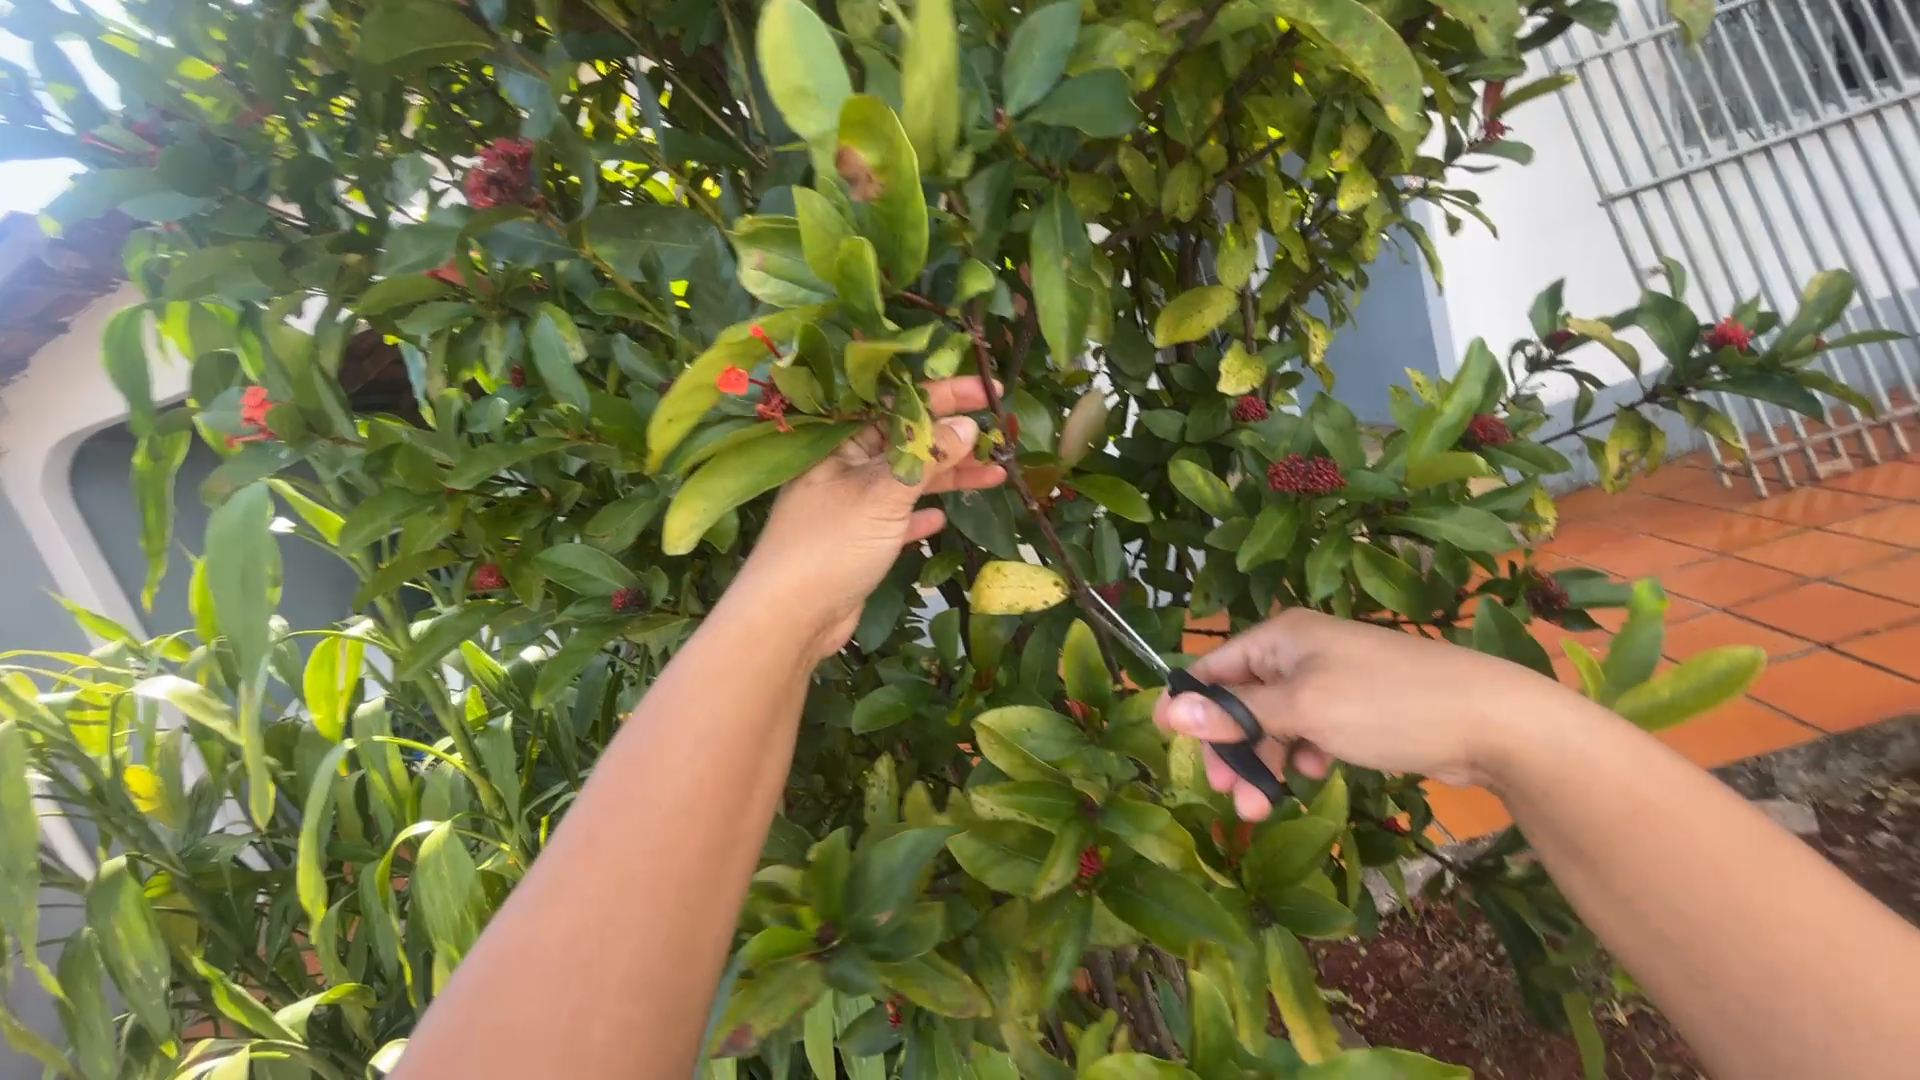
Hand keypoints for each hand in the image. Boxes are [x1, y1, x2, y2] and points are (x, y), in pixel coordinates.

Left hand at [732, 377, 1006, 659]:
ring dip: (948, 478)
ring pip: (908, 482)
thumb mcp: (882, 494)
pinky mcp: (859, 541)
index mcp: (841, 444)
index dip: (944, 395)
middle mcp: (845, 467)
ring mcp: (851, 506)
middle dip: (953, 438)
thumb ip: (925, 458)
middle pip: (907, 442)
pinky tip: (941, 517)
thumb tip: (969, 425)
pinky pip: (897, 519)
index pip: (898, 405)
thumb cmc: (830, 545)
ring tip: (995, 475)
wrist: (790, 619)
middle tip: (1001, 432)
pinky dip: (919, 516)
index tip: (987, 391)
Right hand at [1151, 608, 1575, 819]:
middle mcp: (1299, 652)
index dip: (1191, 705)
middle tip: (1225, 793)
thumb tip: (1168, 713)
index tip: (1170, 745)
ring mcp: (1330, 680)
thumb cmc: (1385, 704)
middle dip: (1231, 746)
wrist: (1494, 722)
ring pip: (1275, 721)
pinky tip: (1314, 774)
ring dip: (1264, 760)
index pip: (1215, 667)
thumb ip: (1235, 714)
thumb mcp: (1301, 710)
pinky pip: (1309, 730)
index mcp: (1280, 637)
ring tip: (1260, 807)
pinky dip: (1302, 753)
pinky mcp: (1356, 708)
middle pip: (1243, 700)